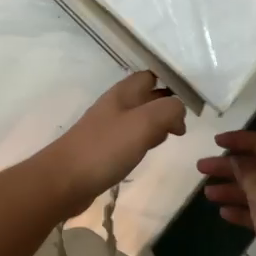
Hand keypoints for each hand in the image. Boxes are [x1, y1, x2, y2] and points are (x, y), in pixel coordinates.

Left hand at [35, 72, 185, 215]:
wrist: (64, 180)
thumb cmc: (105, 148)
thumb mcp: (143, 124)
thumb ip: (167, 111)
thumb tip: (180, 110)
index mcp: (123, 92)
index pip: (151, 75)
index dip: (171, 82)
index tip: (192, 98)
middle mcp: (116, 104)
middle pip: (147, 96)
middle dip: (167, 104)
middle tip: (185, 122)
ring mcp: (108, 126)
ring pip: (140, 116)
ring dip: (157, 123)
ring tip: (174, 135)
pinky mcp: (104, 148)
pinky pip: (130, 136)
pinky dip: (145, 139)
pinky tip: (150, 150)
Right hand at [197, 131, 255, 255]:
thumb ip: (247, 173)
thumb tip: (237, 161)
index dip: (238, 139)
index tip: (215, 142)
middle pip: (253, 167)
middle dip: (227, 166)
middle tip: (201, 168)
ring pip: (253, 190)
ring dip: (230, 189)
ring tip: (207, 194)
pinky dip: (240, 210)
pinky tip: (223, 213)